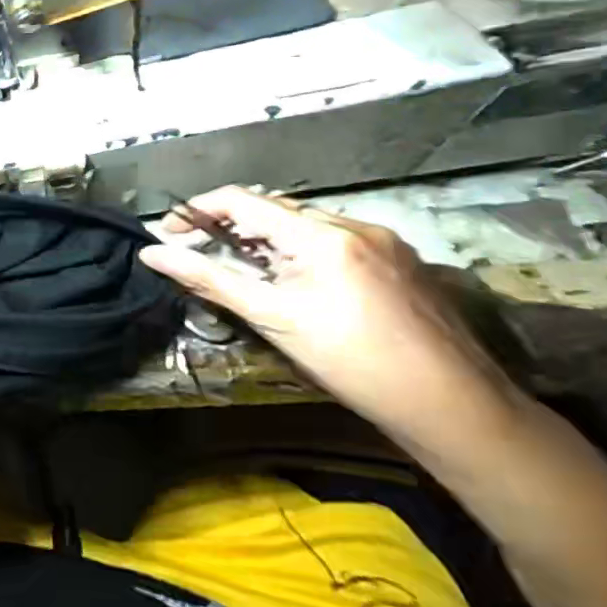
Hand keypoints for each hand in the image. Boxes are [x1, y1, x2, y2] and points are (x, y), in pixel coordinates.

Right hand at [140, 186, 524, 442]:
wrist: (453, 406)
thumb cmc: (353, 363)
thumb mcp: (272, 319)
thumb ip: (209, 280)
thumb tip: (153, 254)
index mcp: (321, 235)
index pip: (242, 200)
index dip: (198, 210)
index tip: (170, 232)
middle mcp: (353, 223)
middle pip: (274, 208)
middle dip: (231, 225)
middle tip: (202, 252)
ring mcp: (383, 239)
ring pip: (305, 223)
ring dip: (267, 238)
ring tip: (247, 270)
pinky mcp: (400, 258)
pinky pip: (335, 238)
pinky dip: (302, 249)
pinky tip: (298, 281)